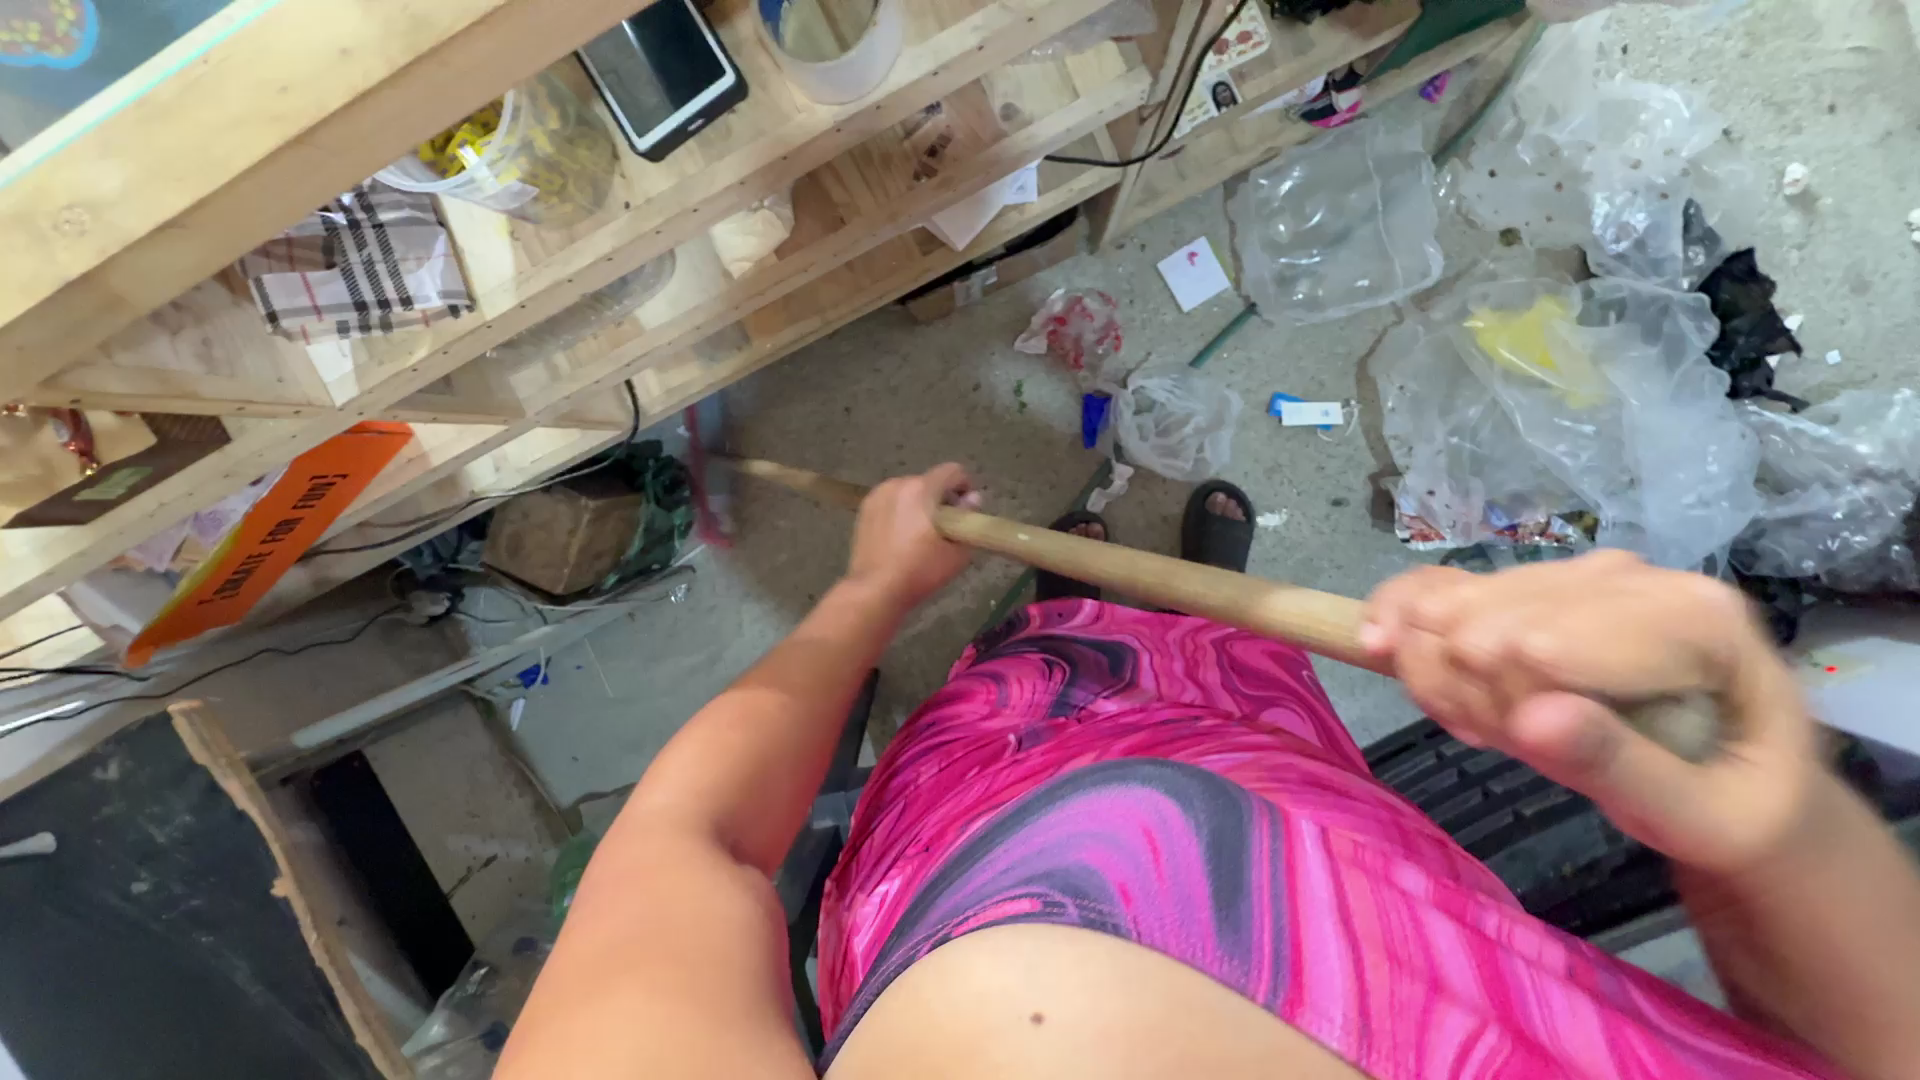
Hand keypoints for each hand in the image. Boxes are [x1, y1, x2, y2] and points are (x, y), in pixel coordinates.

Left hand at [845, 464, 978, 612]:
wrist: (875, 589)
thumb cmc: (921, 570)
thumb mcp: (958, 551)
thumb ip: (969, 520)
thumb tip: (972, 500)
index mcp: (923, 489)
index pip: (953, 471)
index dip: (965, 487)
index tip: (964, 512)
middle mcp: (898, 484)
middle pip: (929, 482)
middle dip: (940, 499)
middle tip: (943, 528)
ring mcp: (878, 495)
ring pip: (908, 492)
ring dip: (918, 505)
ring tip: (918, 535)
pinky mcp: (864, 509)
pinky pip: (891, 502)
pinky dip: (899, 512)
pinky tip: (899, 538)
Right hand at [1361, 551, 1820, 876]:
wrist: (1732, 776)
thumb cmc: (1730, 805)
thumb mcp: (1698, 817)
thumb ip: (1621, 767)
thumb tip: (1535, 716)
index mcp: (1691, 616)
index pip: (1537, 642)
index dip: (1508, 705)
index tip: (1524, 747)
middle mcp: (1623, 574)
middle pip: (1478, 622)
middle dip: (1469, 693)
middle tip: (1505, 741)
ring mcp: (1565, 572)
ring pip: (1442, 606)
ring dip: (1438, 675)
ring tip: (1485, 721)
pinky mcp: (1521, 583)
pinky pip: (1428, 586)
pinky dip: (1392, 621)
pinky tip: (1378, 646)